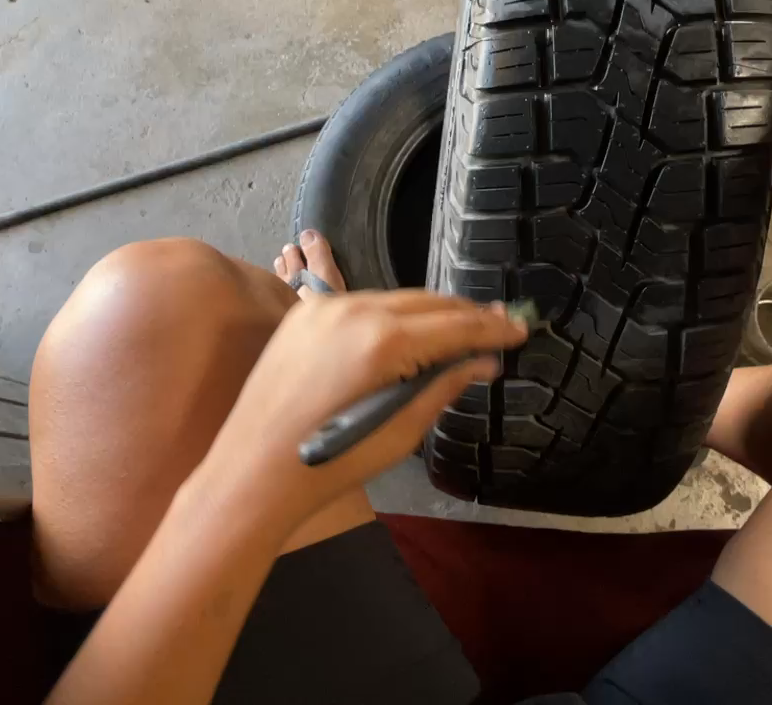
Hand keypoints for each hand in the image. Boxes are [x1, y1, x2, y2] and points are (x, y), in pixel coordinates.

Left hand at [192, 290, 525, 527]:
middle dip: (465, 314)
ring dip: (430, 312)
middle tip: (498, 326)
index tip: (519, 329)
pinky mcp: (304, 312)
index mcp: (383, 343)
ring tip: (459, 327)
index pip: (454, 326)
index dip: (491, 329)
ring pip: (396, 299)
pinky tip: (408, 329)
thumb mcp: (399, 432)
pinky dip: (391, 313)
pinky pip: (362, 304)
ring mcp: (325, 306)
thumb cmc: (331, 466)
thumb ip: (444, 386)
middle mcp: (355, 310)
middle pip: (429, 302)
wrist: (251, 472)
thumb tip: (483, 363)